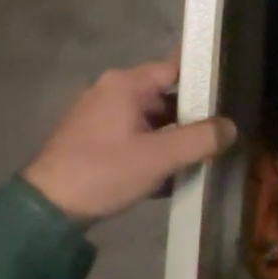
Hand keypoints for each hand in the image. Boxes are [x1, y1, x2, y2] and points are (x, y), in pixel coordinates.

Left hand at [21, 56, 236, 224]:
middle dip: (190, 115)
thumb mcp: (158, 157)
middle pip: (163, 96)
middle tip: (221, 132)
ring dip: (171, 137)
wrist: (46, 210)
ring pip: (148, 119)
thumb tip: (231, 127)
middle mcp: (110, 90)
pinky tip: (169, 174)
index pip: (174, 68)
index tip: (229, 90)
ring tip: (201, 155)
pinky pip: (132, 136)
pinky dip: (151, 149)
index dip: (203, 78)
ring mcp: (98, 116)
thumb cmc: (104, 172)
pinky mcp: (92, 140)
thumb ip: (199, 139)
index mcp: (125, 83)